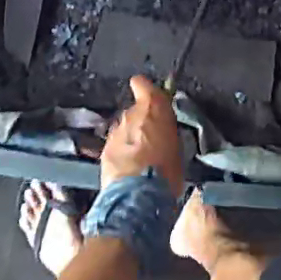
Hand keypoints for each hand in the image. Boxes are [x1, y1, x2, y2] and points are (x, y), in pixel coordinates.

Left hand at [101, 76, 183, 192]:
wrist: (139, 196)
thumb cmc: (167, 168)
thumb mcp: (177, 144)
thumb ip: (165, 128)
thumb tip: (162, 128)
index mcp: (153, 108)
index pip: (142, 84)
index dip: (144, 88)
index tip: (151, 97)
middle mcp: (131, 115)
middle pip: (135, 111)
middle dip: (141, 122)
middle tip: (152, 140)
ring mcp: (115, 133)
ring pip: (124, 129)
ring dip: (130, 138)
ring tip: (140, 158)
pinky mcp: (103, 151)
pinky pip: (116, 145)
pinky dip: (121, 152)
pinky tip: (129, 168)